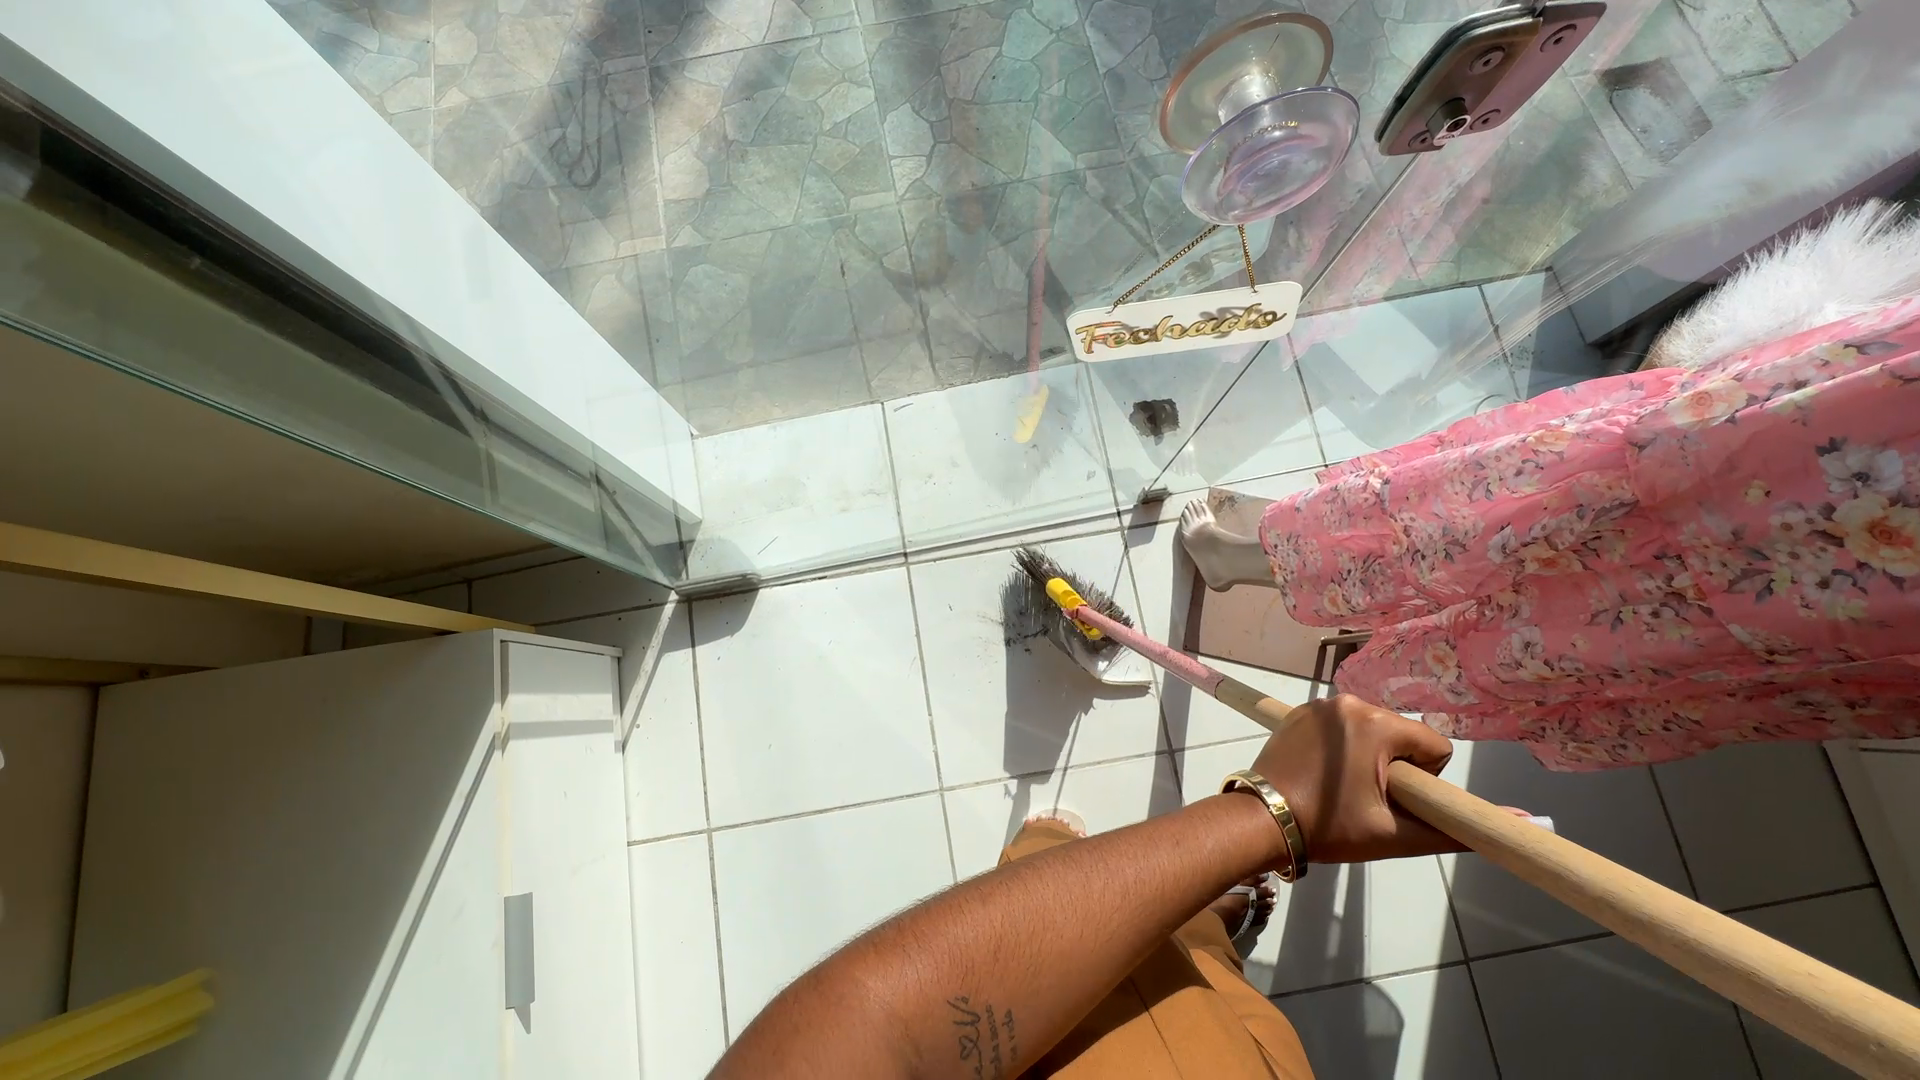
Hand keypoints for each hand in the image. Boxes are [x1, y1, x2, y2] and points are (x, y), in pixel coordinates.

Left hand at [1248, 694, 1465, 863]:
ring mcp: (1319, 705)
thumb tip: (1521, 822)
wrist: (1262, 820)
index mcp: (1376, 724)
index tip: (1393, 800)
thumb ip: (1455, 829)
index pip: (1433, 745)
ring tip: (1342, 788)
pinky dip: (1341, 748)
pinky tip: (1323, 774)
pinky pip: (1340, 728)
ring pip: (1370, 730)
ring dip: (1368, 757)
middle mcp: (1349, 703)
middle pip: (1400, 735)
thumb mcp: (1395, 835)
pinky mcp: (1298, 713)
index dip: (1424, 780)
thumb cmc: (1330, 827)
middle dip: (1395, 766)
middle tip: (1365, 798)